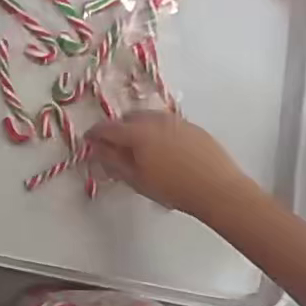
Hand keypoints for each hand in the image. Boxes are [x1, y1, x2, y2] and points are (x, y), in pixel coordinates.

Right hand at [87, 113, 259, 215]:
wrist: (217, 188)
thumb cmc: (172, 188)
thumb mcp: (136, 179)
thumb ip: (113, 161)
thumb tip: (97, 149)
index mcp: (138, 133)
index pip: (108, 128)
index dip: (94, 134)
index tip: (88, 140)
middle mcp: (156, 120)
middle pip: (128, 117)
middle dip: (116, 128)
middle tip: (112, 146)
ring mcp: (176, 121)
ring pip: (148, 118)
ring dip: (137, 128)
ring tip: (137, 149)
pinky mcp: (192, 127)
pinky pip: (166, 123)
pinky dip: (155, 131)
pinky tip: (160, 150)